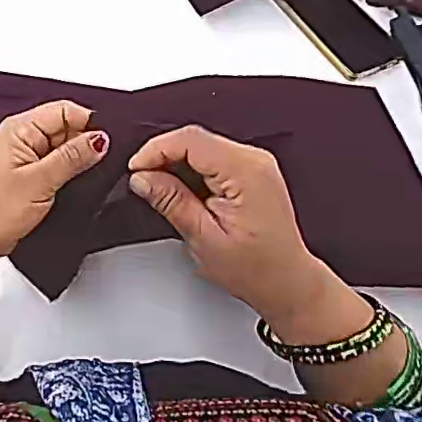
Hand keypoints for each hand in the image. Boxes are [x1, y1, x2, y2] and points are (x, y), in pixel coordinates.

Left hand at [0, 100, 108, 260]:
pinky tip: (64, 188)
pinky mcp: (29, 174)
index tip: (102, 145)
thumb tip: (99, 139)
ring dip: (75, 162)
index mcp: (19, 127)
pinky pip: (57, 165)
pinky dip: (66, 175)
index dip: (88, 123)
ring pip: (64, 148)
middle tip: (85, 168)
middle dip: (83, 145)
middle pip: (67, 127)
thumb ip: (73, 157)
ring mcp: (25, 156)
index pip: (65, 109)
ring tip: (67, 182)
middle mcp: (21, 137)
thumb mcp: (40, 181)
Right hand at [128, 126, 348, 332]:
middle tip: (144, 183)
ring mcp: (254, 164)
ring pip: (201, 148)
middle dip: (163, 157)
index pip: (191, 140)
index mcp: (246, 171)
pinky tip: (186, 194)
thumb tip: (142, 178)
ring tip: (165, 194)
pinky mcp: (250, 171)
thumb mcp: (203, 237)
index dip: (156, 150)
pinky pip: (212, 159)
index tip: (136, 169)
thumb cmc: (256, 268)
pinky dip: (192, 171)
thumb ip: (171, 201)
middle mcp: (254, 160)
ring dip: (176, 165)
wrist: (286, 281)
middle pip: (195, 140)